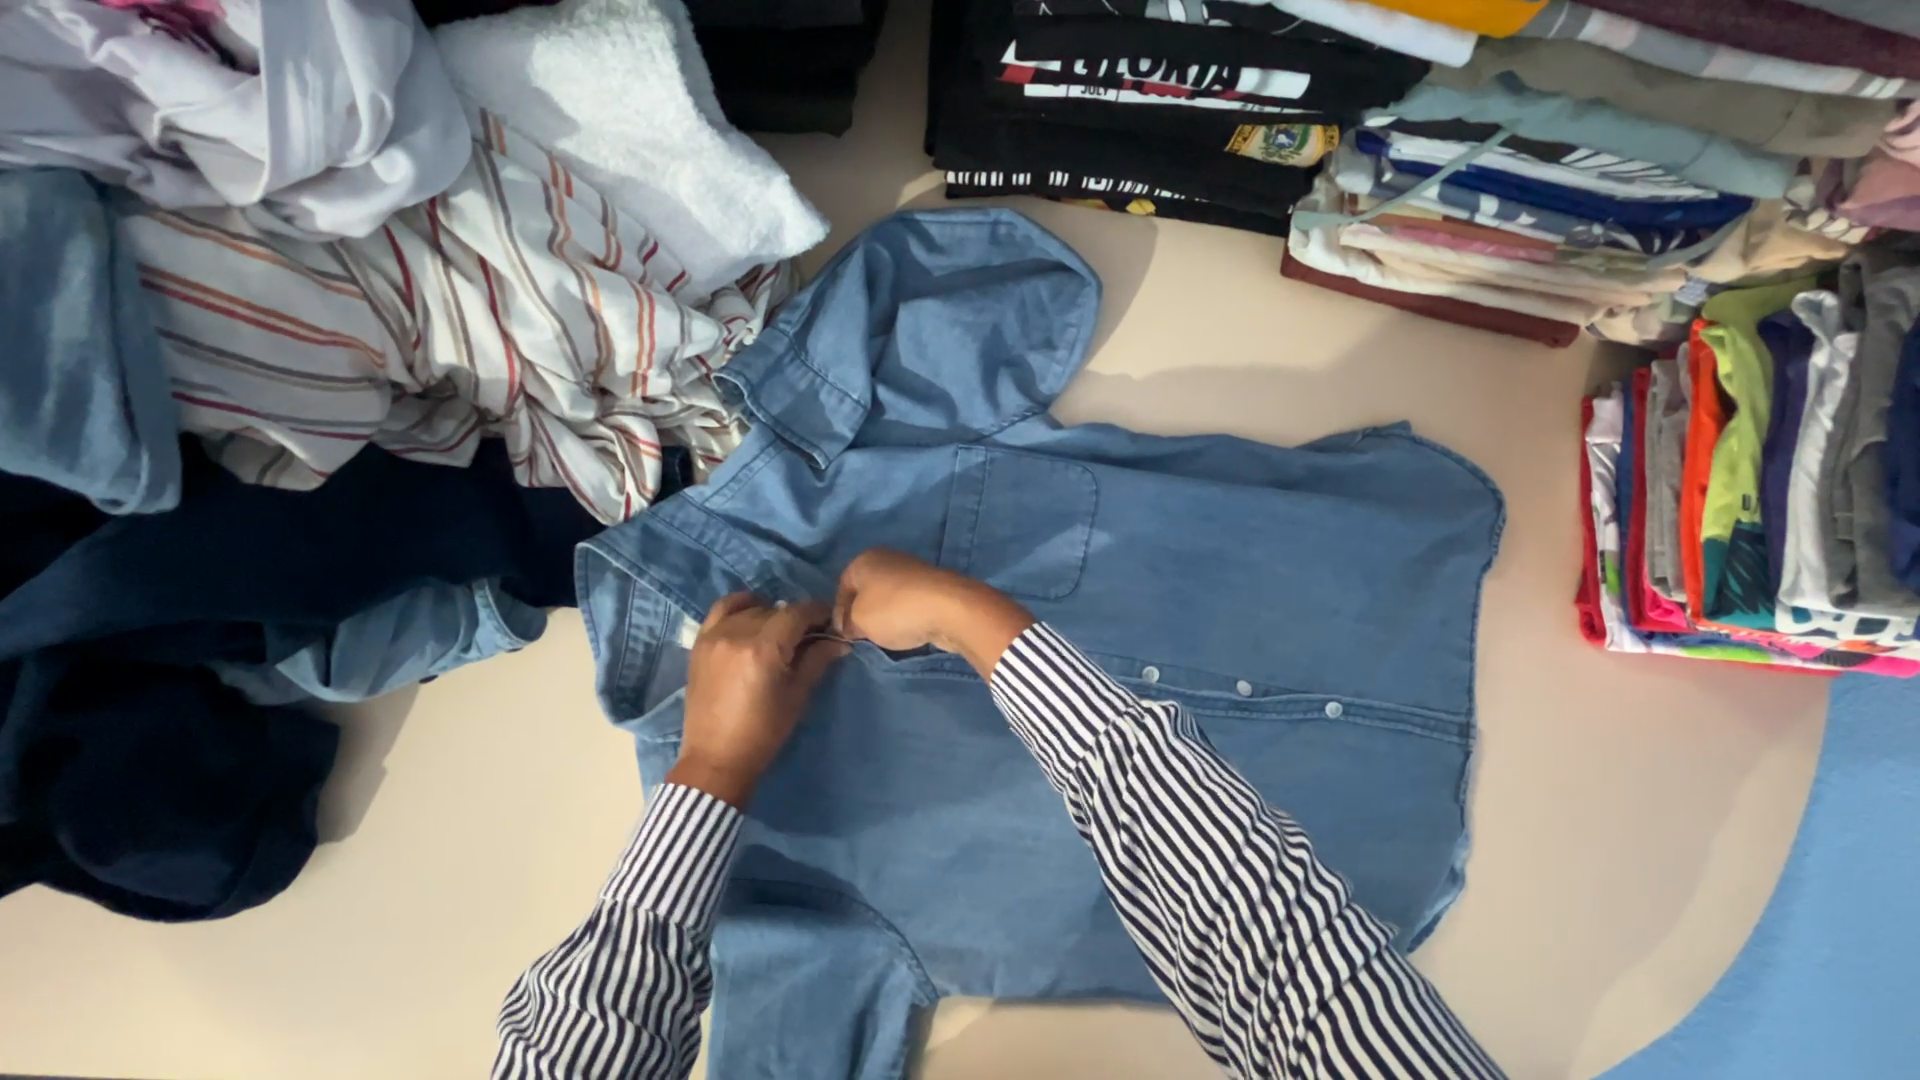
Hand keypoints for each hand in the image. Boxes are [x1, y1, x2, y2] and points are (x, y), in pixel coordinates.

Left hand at [669, 593, 848, 808]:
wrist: (716, 757)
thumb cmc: (764, 732)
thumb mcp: (797, 695)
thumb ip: (817, 660)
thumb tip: (840, 641)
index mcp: (765, 649)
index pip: (798, 613)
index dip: (819, 613)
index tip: (831, 622)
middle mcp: (737, 633)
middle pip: (776, 610)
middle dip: (798, 618)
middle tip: (810, 636)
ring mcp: (715, 635)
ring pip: (752, 609)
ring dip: (771, 615)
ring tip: (779, 633)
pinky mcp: (700, 643)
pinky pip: (722, 609)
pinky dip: (741, 607)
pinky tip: (752, 617)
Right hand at [833, 549, 1033, 676]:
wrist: (948, 608)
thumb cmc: (893, 610)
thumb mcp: (858, 621)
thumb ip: (849, 623)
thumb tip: (851, 626)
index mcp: (864, 559)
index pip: (842, 586)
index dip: (839, 612)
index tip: (842, 634)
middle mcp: (888, 558)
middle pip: (867, 590)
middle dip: (863, 613)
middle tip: (862, 636)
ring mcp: (913, 570)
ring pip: (889, 596)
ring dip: (885, 616)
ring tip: (886, 636)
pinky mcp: (933, 586)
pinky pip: (910, 603)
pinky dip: (906, 616)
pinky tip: (908, 630)